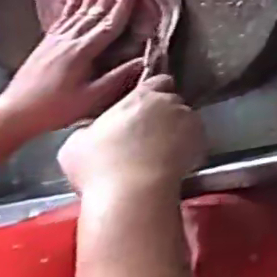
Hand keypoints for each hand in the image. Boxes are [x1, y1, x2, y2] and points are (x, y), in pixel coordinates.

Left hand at [0, 0, 145, 138]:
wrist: (12, 113)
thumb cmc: (54, 110)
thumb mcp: (89, 99)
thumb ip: (116, 79)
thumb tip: (143, 60)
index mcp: (82, 52)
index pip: (108, 23)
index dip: (124, 4)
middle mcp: (70, 39)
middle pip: (95, 9)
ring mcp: (57, 38)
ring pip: (80, 8)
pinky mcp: (48, 41)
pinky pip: (64, 14)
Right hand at [58, 74, 206, 201]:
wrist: (132, 194)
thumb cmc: (99, 169)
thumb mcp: (76, 145)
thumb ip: (90, 129)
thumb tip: (93, 131)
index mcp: (140, 97)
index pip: (157, 82)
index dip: (153, 94)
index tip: (145, 109)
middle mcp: (168, 102)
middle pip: (171, 101)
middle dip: (163, 114)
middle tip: (149, 137)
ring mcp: (188, 119)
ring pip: (185, 119)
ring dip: (177, 130)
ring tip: (161, 153)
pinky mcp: (201, 139)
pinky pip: (195, 138)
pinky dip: (188, 147)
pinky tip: (172, 163)